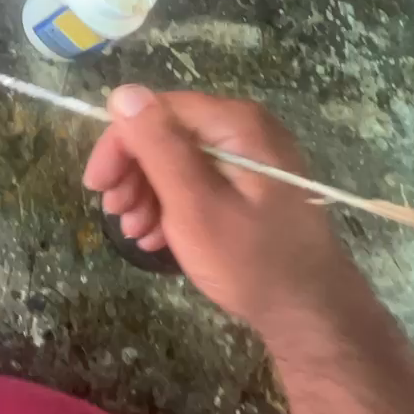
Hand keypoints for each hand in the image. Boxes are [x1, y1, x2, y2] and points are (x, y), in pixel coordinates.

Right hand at [83, 86, 355, 326]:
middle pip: (166, 133)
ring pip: (178, 158)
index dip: (120, 143)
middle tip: (115, 213)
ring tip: (134, 232)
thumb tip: (122, 92)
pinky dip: (171, 203)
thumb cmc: (253, 262)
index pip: (156, 111)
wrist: (317, 321)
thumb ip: (158, 146)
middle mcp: (243, 129)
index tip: (96, 185)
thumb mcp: (195, 204)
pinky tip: (156, 235)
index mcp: (235, 123)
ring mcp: (250, 157)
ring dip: (147, 191)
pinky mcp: (252, 184)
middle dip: (133, 172)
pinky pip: (198, 178)